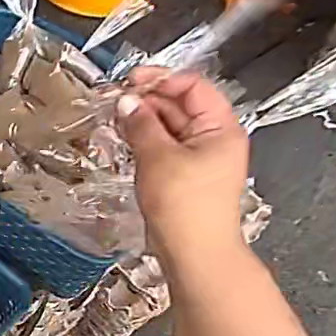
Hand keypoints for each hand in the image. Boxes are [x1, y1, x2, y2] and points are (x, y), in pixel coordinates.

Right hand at [119, 67, 251, 258]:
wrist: (195, 255)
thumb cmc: (185, 207)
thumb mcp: (158, 158)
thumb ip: (141, 125)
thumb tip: (126, 101)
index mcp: (220, 127)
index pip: (192, 87)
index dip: (161, 80)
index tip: (130, 82)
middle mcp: (214, 139)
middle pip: (181, 107)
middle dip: (148, 102)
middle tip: (116, 104)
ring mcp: (200, 160)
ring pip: (170, 130)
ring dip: (144, 123)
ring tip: (116, 122)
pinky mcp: (185, 179)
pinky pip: (165, 151)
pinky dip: (146, 144)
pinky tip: (127, 143)